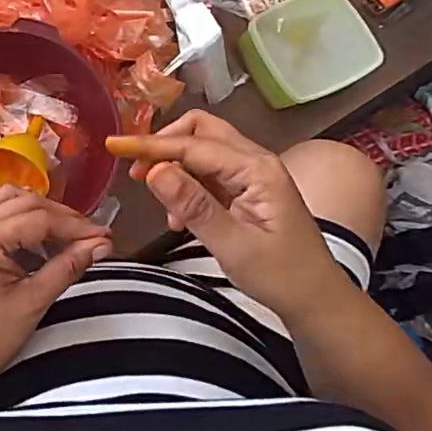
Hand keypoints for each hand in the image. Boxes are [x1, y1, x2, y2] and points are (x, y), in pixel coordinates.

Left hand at [0, 187, 111, 382]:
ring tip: (70, 235)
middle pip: (26, 203)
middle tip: (93, 237)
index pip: (39, 218)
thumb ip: (68, 266)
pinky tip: (39, 235)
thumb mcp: (34, 301)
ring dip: (43, 212)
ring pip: (11, 201)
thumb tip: (101, 245)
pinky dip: (21, 216)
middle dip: (63, 217)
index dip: (76, 226)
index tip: (106, 237)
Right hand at [107, 110, 354, 318]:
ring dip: (174, 166)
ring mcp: (251, 174)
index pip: (193, 145)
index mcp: (257, 170)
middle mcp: (255, 161)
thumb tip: (155, 171)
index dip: (152, 145)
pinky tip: (178, 216)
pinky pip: (207, 172)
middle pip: (200, 130)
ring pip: (202, 149)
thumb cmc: (281, 276)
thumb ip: (193, 206)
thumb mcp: (233, 245)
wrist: (316, 299)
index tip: (115, 147)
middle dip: (164, 144)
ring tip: (160, 204)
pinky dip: (185, 184)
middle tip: (136, 171)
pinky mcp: (245, 188)